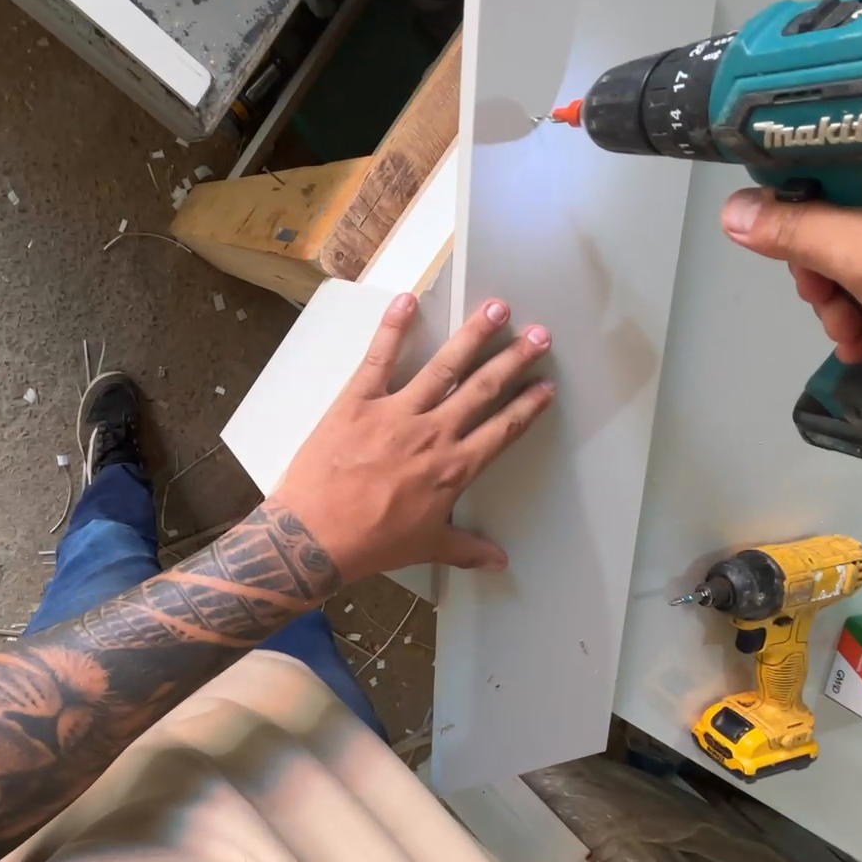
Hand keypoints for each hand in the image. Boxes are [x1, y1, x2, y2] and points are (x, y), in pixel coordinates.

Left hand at [272, 293, 554, 582]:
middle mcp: (434, 433)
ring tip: (497, 307)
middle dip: (515, 360)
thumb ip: (467, 548)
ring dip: (473, 335)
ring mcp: (396, 413)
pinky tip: (407, 300)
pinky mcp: (358, 401)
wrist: (315, 536)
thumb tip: (501, 561)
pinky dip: (393, 327)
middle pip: (483, 389)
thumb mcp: (427, 547)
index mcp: (454, 468)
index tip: (545, 386)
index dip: (527, 407)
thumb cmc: (373, 543)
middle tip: (540, 334)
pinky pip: (379, 358)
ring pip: (444, 367)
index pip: (502, 430)